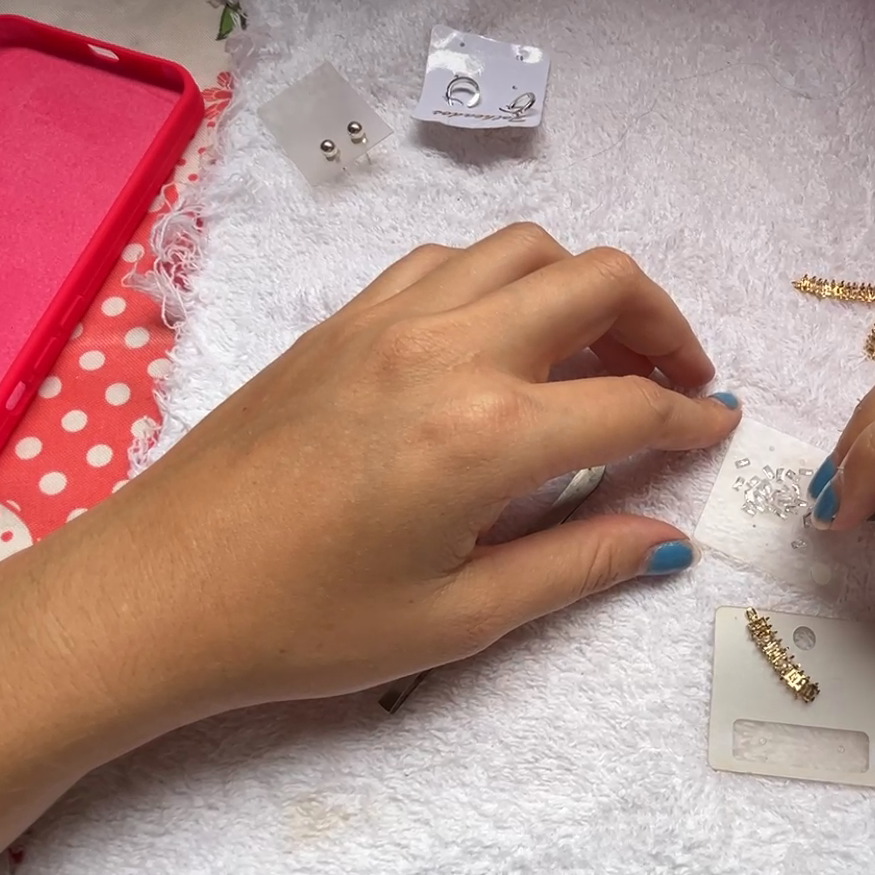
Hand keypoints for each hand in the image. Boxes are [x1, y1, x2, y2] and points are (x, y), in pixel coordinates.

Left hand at [33, 223, 739, 711]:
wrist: (155, 592)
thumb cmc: (307, 624)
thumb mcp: (460, 618)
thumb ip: (577, 564)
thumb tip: (668, 541)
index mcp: (483, 434)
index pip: (629, 405)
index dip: (690, 418)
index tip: (719, 428)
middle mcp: (447, 349)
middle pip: (597, 282)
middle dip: (662, 323)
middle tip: (677, 378)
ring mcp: (390, 318)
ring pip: (526, 250)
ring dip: (585, 289)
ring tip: (597, 352)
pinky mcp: (346, 318)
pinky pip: (451, 262)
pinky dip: (506, 280)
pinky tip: (503, 338)